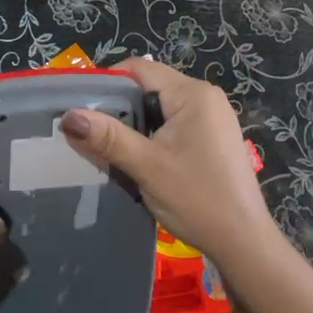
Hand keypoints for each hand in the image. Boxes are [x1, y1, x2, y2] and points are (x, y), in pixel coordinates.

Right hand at [60, 57, 274, 262]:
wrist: (244, 244)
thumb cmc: (197, 199)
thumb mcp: (146, 166)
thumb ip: (107, 137)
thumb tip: (68, 115)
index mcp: (192, 93)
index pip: (139, 69)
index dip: (107, 82)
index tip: (82, 107)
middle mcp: (206, 97)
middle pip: (150, 87)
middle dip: (120, 107)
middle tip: (92, 132)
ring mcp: (213, 118)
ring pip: (161, 108)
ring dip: (136, 125)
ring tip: (111, 148)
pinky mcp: (214, 139)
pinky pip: (175, 124)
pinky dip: (154, 136)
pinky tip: (141, 159)